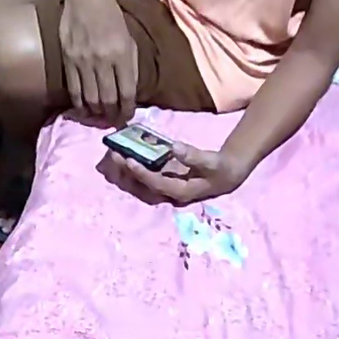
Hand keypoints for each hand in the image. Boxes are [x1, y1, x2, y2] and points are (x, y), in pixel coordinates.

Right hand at [60, 0, 137, 124]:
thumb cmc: (112, 18)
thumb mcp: (129, 42)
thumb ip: (131, 69)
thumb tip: (128, 97)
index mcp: (121, 55)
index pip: (126, 93)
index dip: (127, 111)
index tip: (127, 117)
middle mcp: (102, 60)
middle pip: (108, 100)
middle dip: (112, 116)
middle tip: (113, 120)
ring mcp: (83, 60)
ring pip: (90, 99)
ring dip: (96, 113)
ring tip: (99, 116)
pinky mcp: (68, 59)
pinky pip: (73, 90)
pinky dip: (79, 104)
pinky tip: (84, 109)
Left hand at [103, 141, 250, 205]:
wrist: (226, 174)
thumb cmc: (219, 169)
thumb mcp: (211, 163)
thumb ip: (193, 156)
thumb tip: (173, 147)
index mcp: (179, 191)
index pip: (156, 183)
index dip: (141, 173)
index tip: (128, 160)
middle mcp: (169, 191)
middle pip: (143, 185)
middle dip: (127, 172)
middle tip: (113, 154)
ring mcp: (165, 184)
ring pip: (141, 181)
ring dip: (127, 169)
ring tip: (114, 152)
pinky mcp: (164, 176)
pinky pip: (146, 172)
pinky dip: (135, 163)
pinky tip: (126, 150)